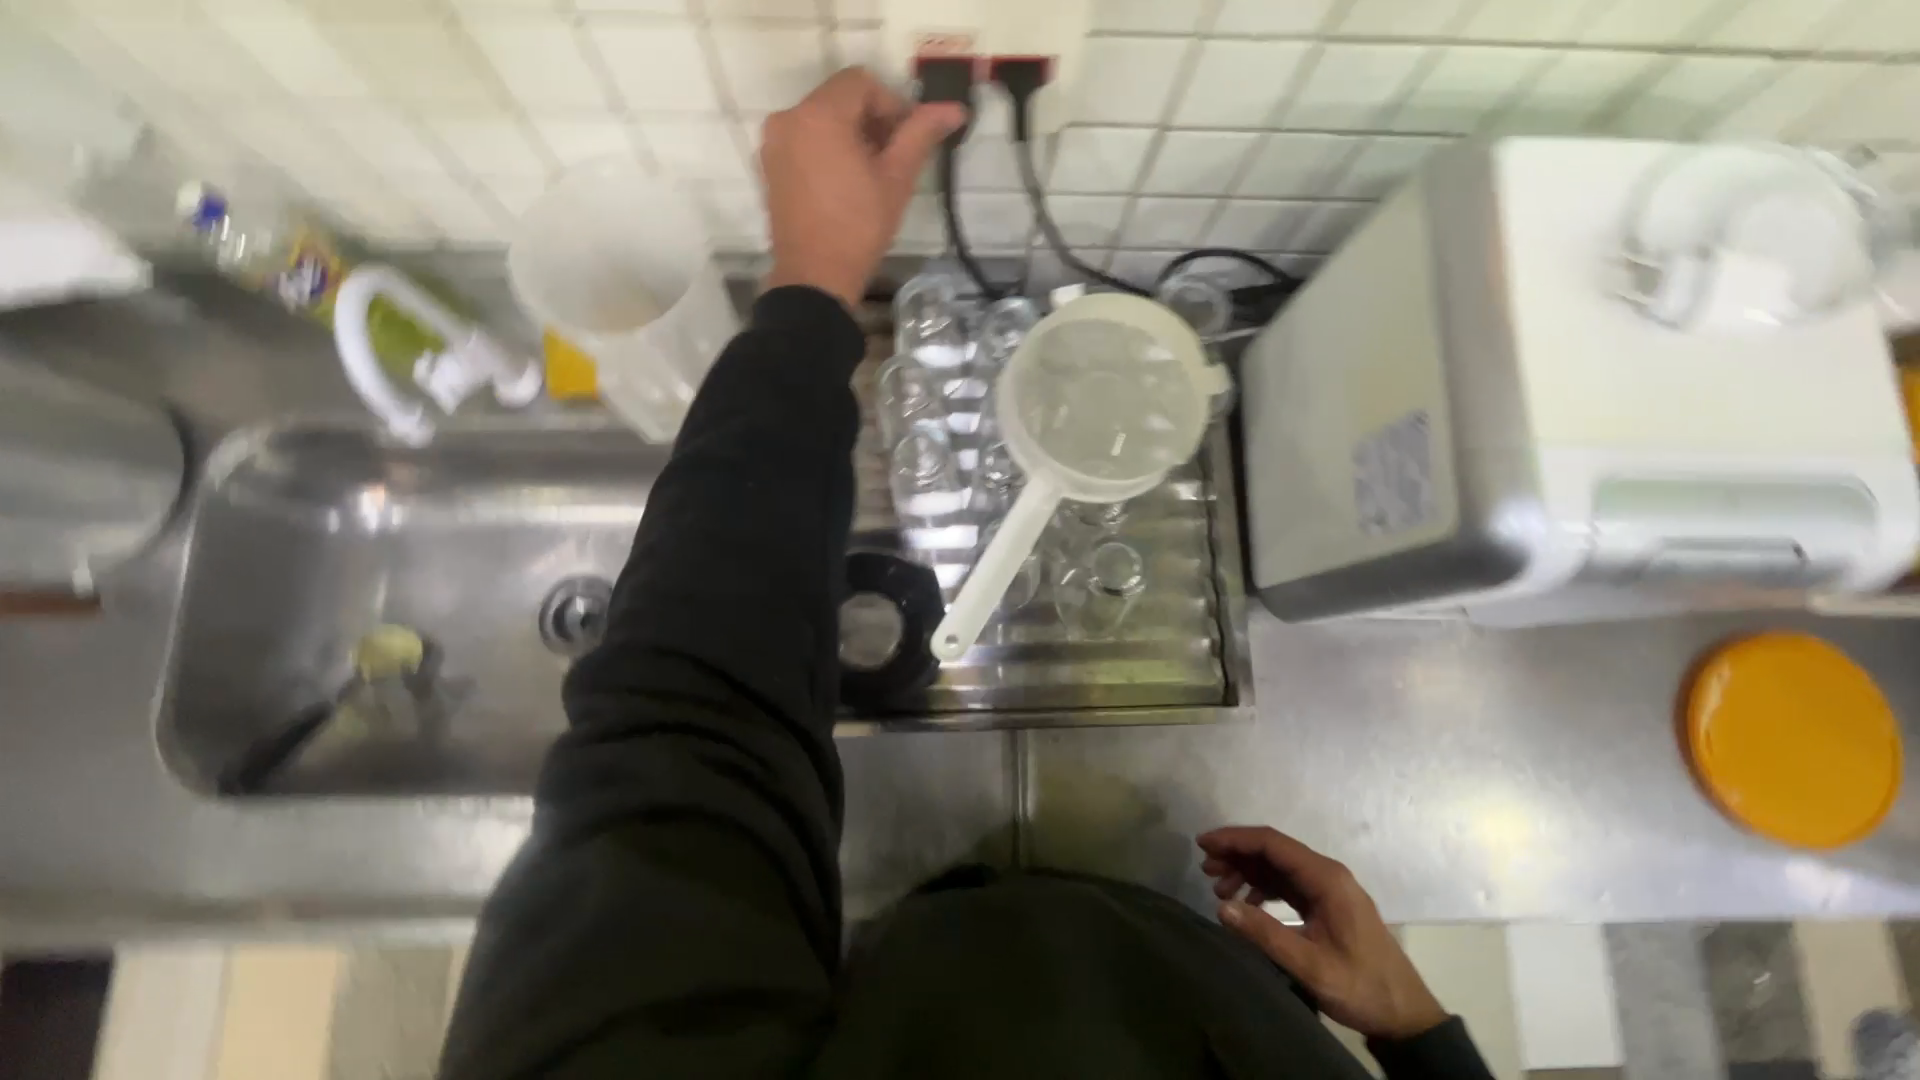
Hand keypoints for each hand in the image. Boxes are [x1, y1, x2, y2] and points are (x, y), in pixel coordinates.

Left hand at [760, 67, 965, 311]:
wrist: (814, 278)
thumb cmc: (859, 229)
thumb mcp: (896, 179)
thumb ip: (921, 135)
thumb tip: (954, 110)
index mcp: (818, 115)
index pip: (861, 83)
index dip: (891, 105)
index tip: (906, 140)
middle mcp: (788, 119)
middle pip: (839, 100)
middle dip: (870, 122)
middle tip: (893, 160)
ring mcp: (774, 144)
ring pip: (821, 121)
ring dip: (850, 137)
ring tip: (870, 176)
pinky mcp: (769, 168)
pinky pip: (804, 142)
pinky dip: (827, 151)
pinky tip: (845, 185)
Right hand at [1198, 826, 1446, 1040]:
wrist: (1405, 1016)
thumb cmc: (1361, 988)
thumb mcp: (1310, 966)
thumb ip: (1265, 934)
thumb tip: (1221, 907)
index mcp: (1326, 878)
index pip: (1272, 843)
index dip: (1234, 839)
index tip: (1203, 844)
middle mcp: (1327, 874)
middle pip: (1273, 850)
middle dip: (1236, 855)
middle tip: (1205, 871)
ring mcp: (1328, 889)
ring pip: (1278, 866)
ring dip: (1247, 871)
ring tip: (1219, 889)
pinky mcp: (1326, 904)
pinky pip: (1287, 884)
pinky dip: (1261, 888)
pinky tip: (1245, 905)